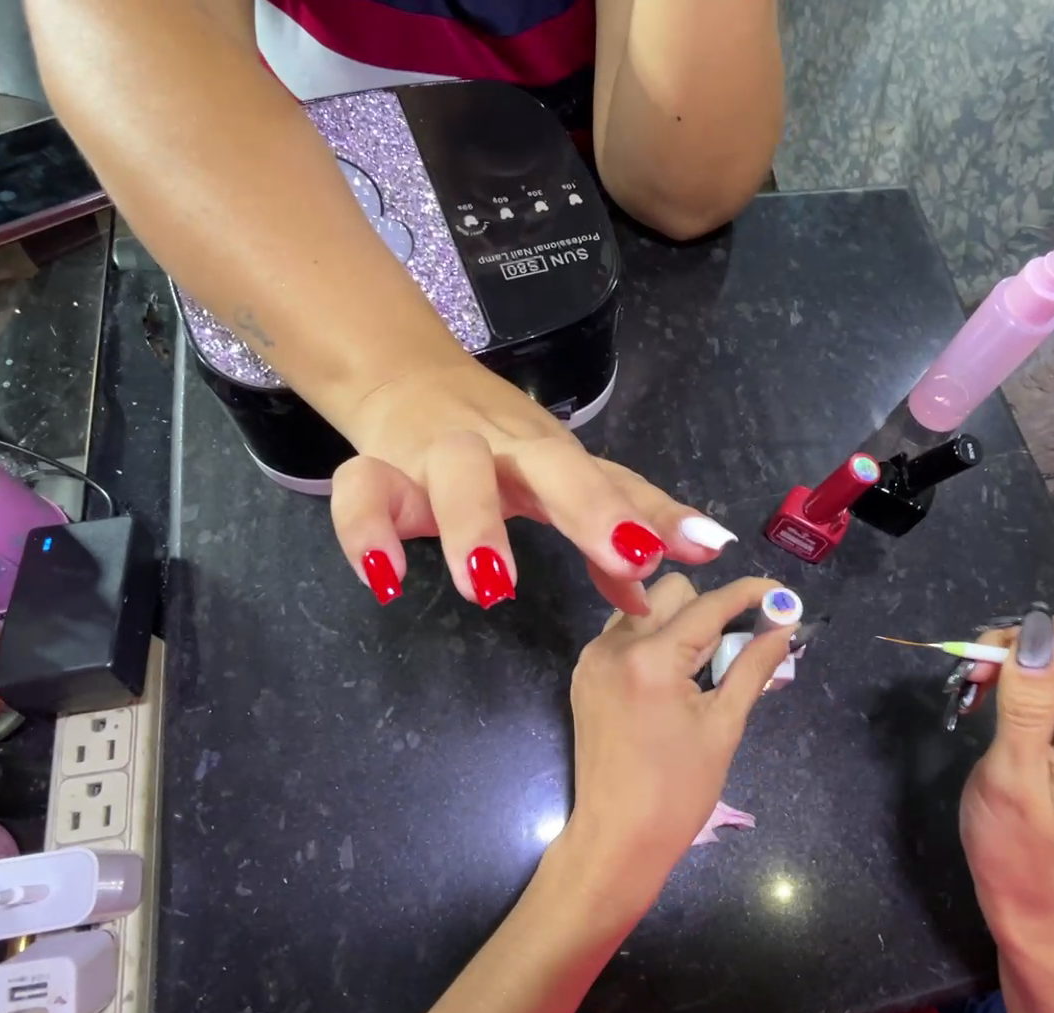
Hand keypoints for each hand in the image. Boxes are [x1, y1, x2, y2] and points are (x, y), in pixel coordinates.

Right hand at [329, 363, 737, 614]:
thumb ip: (606, 530)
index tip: (691, 552)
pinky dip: (367, 534)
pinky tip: (386, 580)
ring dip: (475, 524)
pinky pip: (361, 493)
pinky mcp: (377, 468)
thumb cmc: (495, 442)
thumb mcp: (556, 479)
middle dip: (591, 504)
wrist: (403, 377)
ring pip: (455, 471)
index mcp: (551, 455)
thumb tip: (652, 594)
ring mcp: (438, 454)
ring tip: (491, 586)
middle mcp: (504, 449)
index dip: (647, 514)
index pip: (608, 478)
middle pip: (549, 462)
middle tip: (627, 556)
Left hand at [560, 574, 793, 910]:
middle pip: (670, 592)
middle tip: (732, 646)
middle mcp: (614, 645)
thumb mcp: (724, 726)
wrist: (617, 837)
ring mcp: (593, 657)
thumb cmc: (678, 790)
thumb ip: (754, 666)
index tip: (780, 592)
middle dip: (708, 607)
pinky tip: (670, 678)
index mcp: (651, 659)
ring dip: (678, 621)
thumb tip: (786, 626)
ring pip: (644, 607)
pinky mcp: (585, 673)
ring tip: (699, 666)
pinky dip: (653, 640)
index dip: (749, 594)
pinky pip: (624, 633)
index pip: (708, 605)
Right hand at [958, 611, 1053, 943]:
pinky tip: (983, 691)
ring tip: (972, 679)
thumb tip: (1034, 633)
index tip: (1009, 644)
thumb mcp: (1014, 772)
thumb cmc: (1015, 845)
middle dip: (1034, 644)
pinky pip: (1052, 686)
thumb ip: (1027, 702)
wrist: (1018, 894)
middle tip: (976, 663)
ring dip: (1017, 659)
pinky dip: (1015, 678)